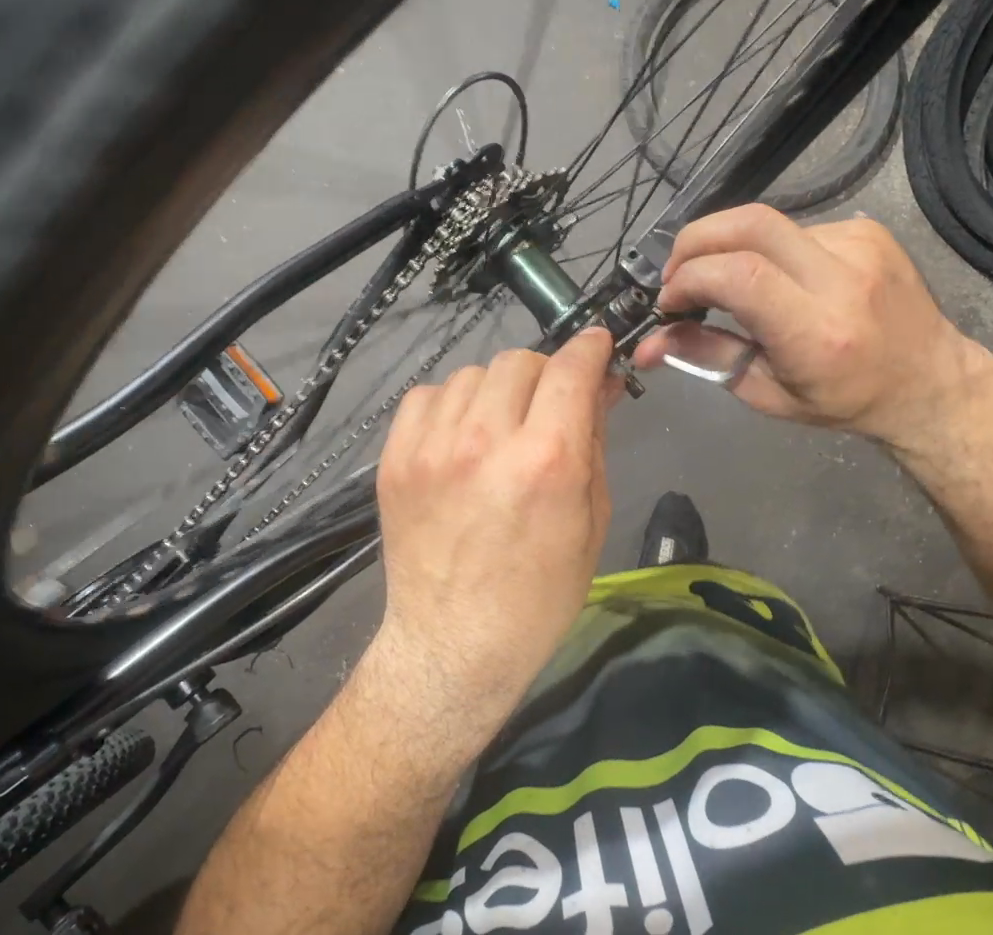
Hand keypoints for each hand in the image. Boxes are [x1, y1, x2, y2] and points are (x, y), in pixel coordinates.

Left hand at [372, 328, 617, 710]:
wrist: (455, 644)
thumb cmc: (540, 596)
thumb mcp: (591, 520)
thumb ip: (594, 442)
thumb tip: (599, 387)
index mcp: (547, 460)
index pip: (570, 367)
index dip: (590, 347)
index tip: (597, 347)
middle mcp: (487, 440)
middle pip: (518, 361)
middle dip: (545, 375)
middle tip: (548, 408)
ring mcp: (432, 448)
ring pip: (471, 374)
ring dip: (496, 392)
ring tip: (500, 429)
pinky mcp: (394, 460)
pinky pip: (426, 397)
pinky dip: (450, 406)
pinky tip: (460, 439)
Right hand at [630, 204, 990, 444]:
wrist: (928, 381)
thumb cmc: (843, 400)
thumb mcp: (768, 393)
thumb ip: (705, 358)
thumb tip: (644, 345)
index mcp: (817, 333)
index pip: (738, 276)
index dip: (688, 278)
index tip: (670, 302)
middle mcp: (842, 280)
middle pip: (749, 222)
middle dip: (695, 240)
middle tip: (678, 272)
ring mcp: (861, 245)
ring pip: (768, 224)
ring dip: (732, 249)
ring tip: (734, 286)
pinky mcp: (868, 229)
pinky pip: (796, 228)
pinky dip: (770, 251)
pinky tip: (782, 280)